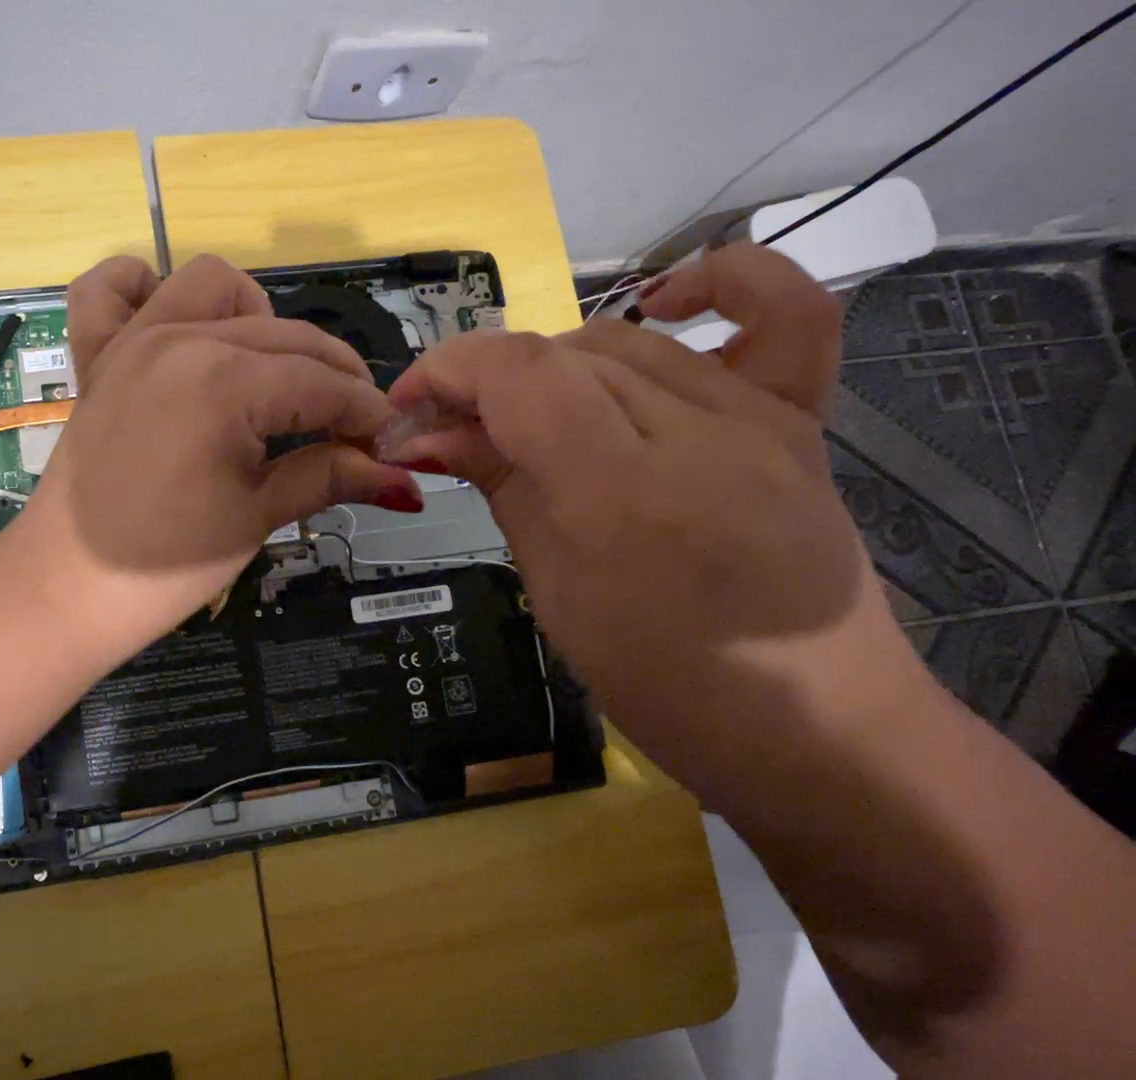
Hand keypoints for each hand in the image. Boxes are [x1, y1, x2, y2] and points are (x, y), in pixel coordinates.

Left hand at [14, 254, 422, 638]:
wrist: (64, 590)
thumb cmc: (163, 567)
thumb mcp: (255, 517)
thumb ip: (329, 477)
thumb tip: (405, 480)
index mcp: (224, 382)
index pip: (322, 385)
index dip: (368, 415)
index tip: (396, 446)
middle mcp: (180, 338)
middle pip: (284, 337)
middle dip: (332, 380)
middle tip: (351, 434)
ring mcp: (131, 340)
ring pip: (212, 284)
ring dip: (255, 317)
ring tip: (268, 378)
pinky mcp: (96, 356)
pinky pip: (109, 290)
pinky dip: (141, 289)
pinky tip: (168, 323)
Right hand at [382, 243, 908, 756]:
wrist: (811, 723)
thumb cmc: (662, 682)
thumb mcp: (554, 588)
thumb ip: (498, 485)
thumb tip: (425, 432)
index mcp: (620, 492)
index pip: (519, 374)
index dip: (446, 371)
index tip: (405, 408)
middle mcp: (695, 433)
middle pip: (561, 353)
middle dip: (482, 380)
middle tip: (445, 431)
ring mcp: (758, 417)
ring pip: (625, 342)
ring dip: (550, 365)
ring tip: (523, 415)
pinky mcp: (801, 419)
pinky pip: (785, 313)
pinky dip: (722, 283)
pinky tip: (662, 303)